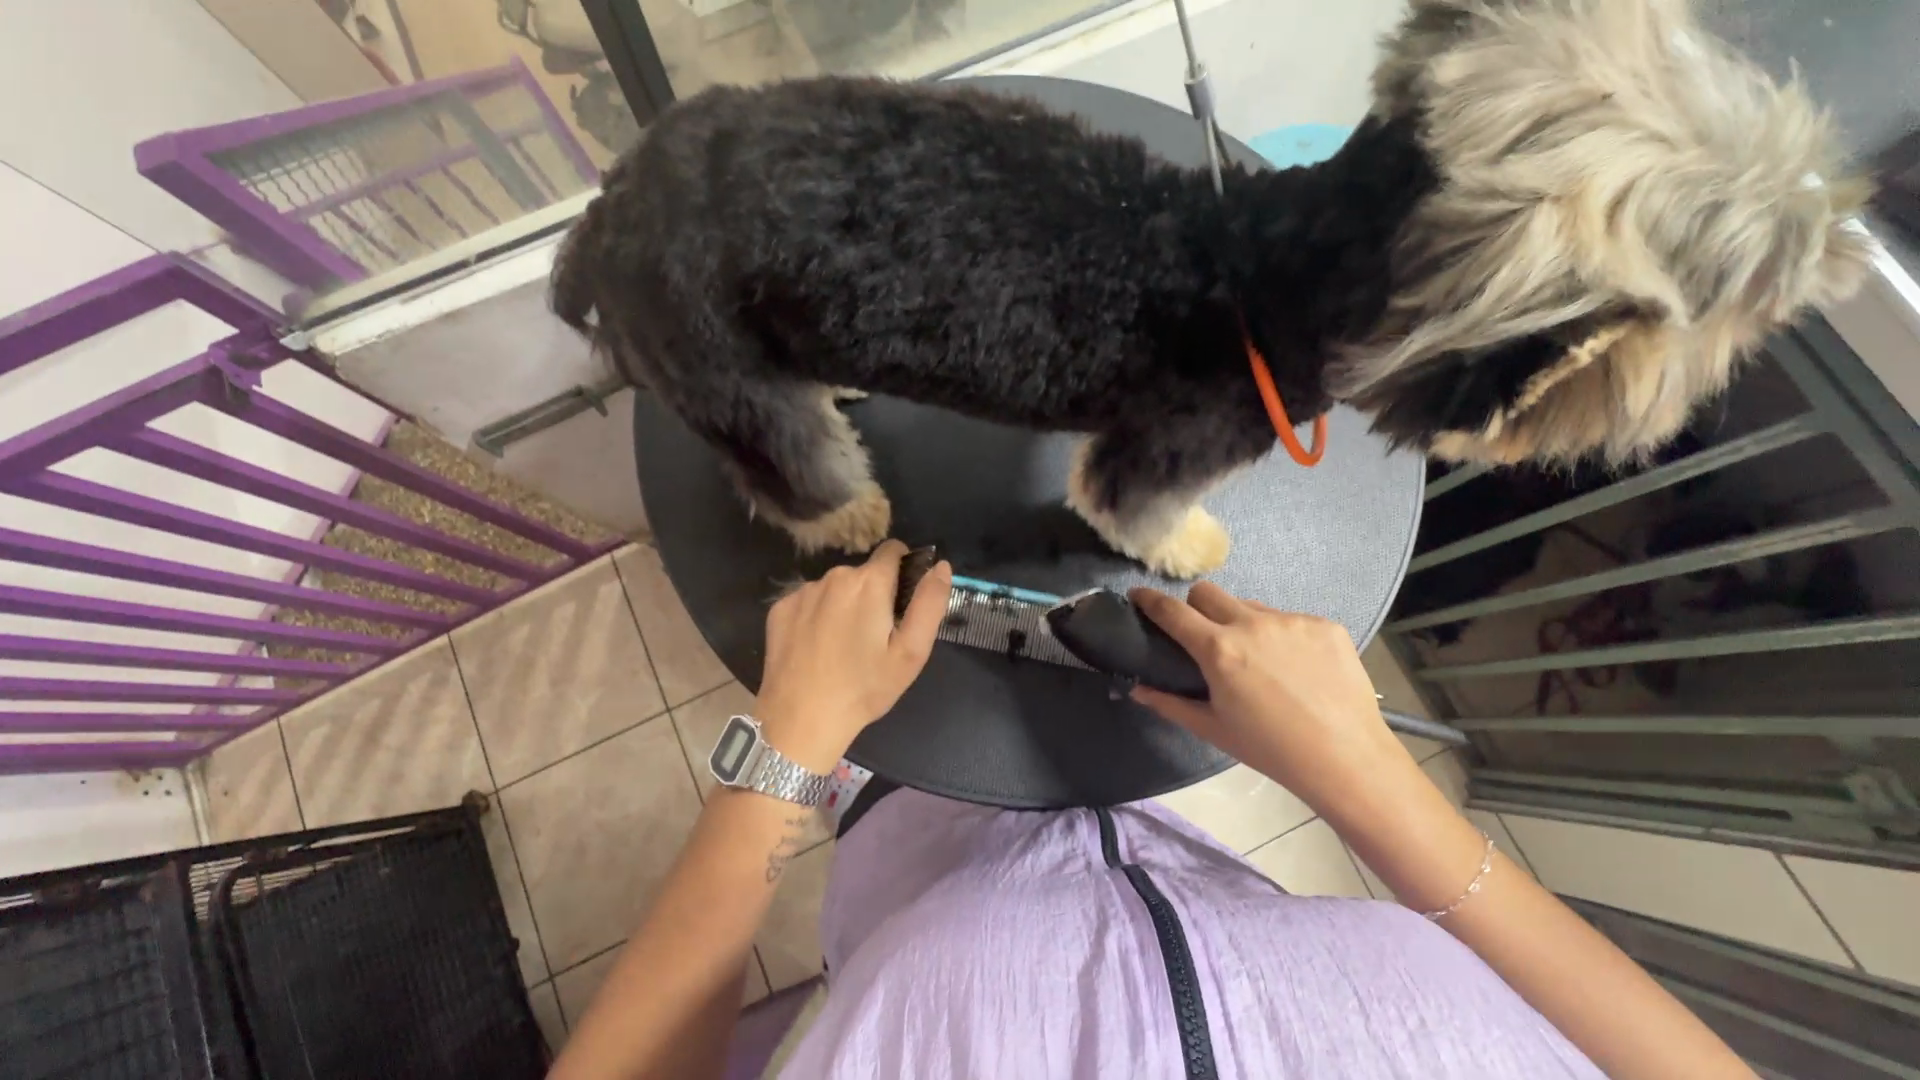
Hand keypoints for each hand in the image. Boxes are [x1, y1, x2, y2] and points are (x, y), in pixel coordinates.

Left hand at [754, 540, 951, 770]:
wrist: (801, 719)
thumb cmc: (865, 688)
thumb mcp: (911, 652)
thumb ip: (930, 603)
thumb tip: (941, 565)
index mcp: (869, 582)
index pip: (893, 550)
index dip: (904, 571)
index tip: (902, 603)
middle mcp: (834, 577)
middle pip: (864, 574)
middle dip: (873, 595)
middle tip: (874, 639)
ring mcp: (802, 592)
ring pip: (835, 588)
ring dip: (844, 605)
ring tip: (843, 647)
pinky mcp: (779, 609)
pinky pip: (808, 602)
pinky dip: (816, 617)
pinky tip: (817, 648)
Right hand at [1127, 583, 1407, 814]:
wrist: (1347, 758)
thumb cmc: (1270, 749)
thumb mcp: (1213, 729)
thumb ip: (1169, 703)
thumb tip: (1136, 688)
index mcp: (1218, 650)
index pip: (1172, 611)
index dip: (1150, 600)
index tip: (1139, 595)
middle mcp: (1252, 624)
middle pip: (1208, 593)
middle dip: (1196, 607)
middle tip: (1203, 635)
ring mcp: (1292, 621)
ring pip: (1251, 606)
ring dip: (1242, 623)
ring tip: (1259, 660)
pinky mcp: (1324, 625)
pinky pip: (1289, 620)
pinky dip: (1282, 636)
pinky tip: (1296, 668)